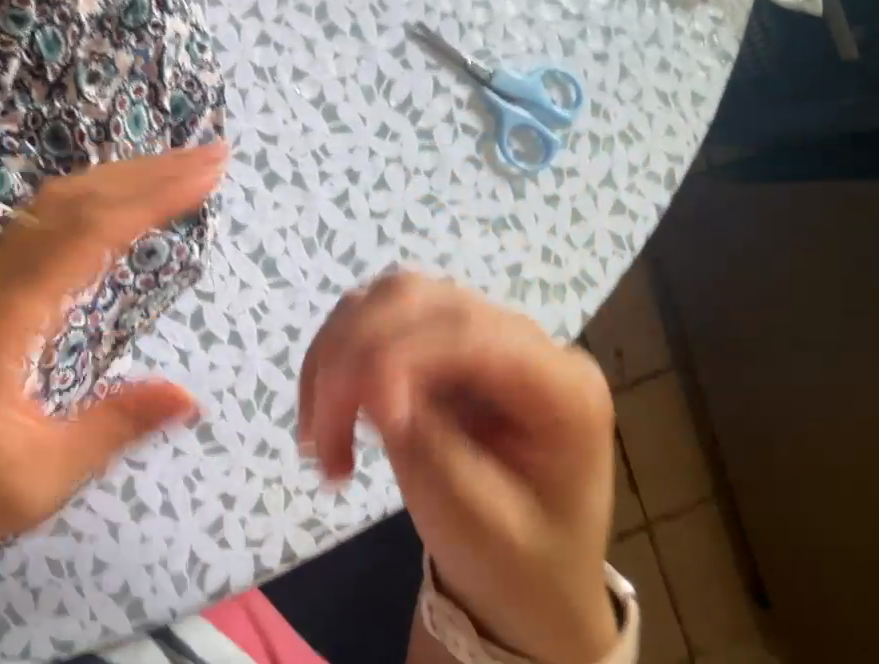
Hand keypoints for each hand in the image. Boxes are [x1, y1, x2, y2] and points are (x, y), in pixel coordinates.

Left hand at [0, 142, 228, 570]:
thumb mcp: (35, 478)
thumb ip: (112, 429)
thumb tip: (188, 396)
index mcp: (8, 314)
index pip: (91, 232)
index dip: (152, 196)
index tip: (207, 173)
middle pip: (73, 202)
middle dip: (145, 173)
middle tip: (210, 156)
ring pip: (51, 206)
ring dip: (115, 180)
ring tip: (173, 170)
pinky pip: (37, 225)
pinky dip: (86, 202)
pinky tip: (109, 208)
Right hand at [299, 271, 618, 663]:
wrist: (526, 577)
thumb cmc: (516, 559)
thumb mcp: (481, 521)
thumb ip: (431, 446)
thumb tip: (370, 390)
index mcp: (561, 386)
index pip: (469, 334)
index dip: (400, 359)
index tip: (368, 422)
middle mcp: (520, 339)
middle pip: (414, 301)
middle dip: (350, 358)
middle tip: (317, 438)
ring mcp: (474, 331)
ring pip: (381, 301)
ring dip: (332, 359)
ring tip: (317, 434)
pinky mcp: (434, 338)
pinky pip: (365, 319)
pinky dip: (331, 362)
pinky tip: (325, 413)